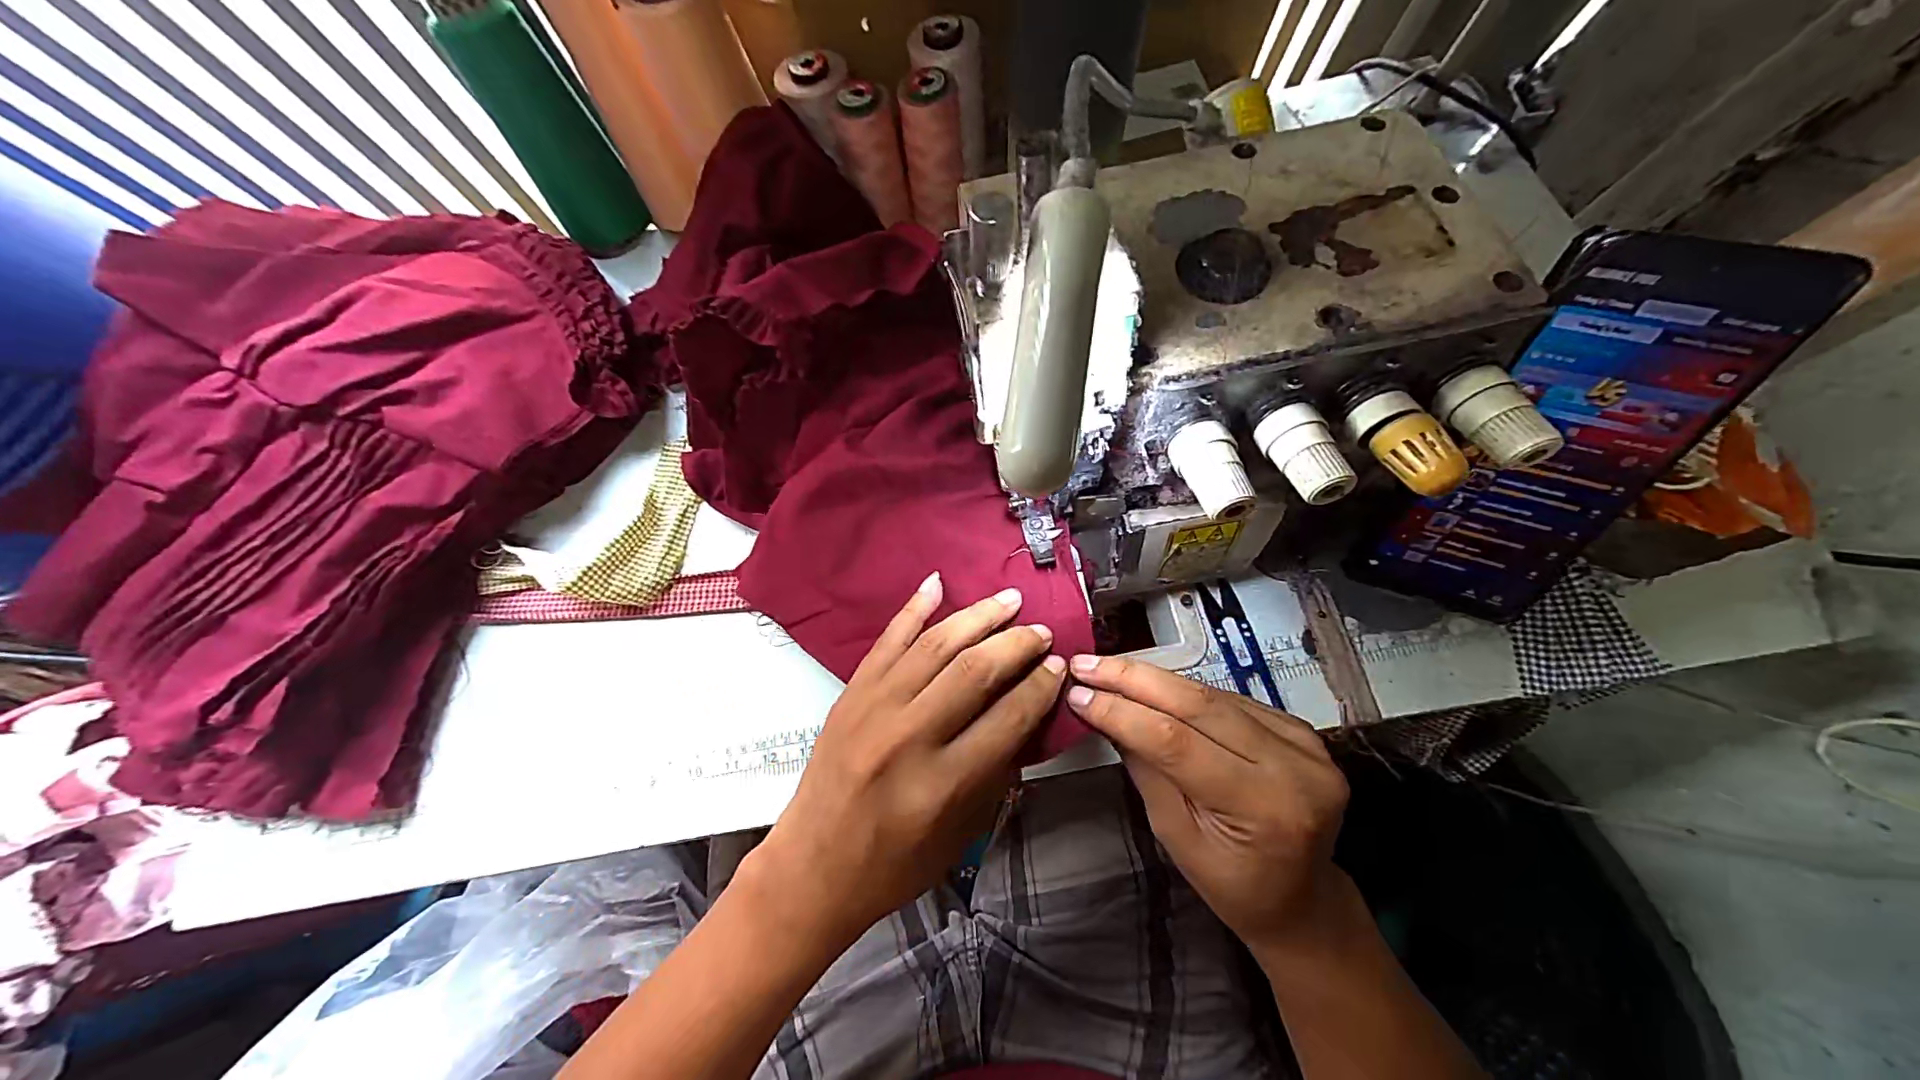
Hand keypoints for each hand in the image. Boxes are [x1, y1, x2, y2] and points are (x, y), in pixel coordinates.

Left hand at [748, 573, 1065, 942]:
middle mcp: (908, 737)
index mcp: (942, 783)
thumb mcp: (960, 832)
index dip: (1041, 686)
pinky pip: (886, 641)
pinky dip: (913, 609)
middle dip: (1017, 645)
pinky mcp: (850, 695)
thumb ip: (996, 772)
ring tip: (1009, 600)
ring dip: (978, 617)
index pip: (1008, 717)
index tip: (1059, 667)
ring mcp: (873, 709)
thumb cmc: (893, 863)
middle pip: (975, 671)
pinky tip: (937, 585)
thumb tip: (1027, 714)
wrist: (813, 866)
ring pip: (935, 646)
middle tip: (1042, 633)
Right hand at [1065, 654, 1349, 954]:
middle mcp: (1294, 766)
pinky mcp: (1302, 730)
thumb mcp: (1177, 838)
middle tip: (1087, 664)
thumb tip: (1104, 712)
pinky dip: (1187, 691)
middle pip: (1199, 705)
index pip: (1177, 742)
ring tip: (1110, 669)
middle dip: (1134, 679)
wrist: (1304, 901)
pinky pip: (1232, 700)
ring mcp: (1305, 744)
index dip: (1122, 712)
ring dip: (1156, 679)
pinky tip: (1154, 686)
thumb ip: (1146, 771)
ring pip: (1213, 694)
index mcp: (1262, 807)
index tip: (1078, 694)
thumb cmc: (1234, 885)